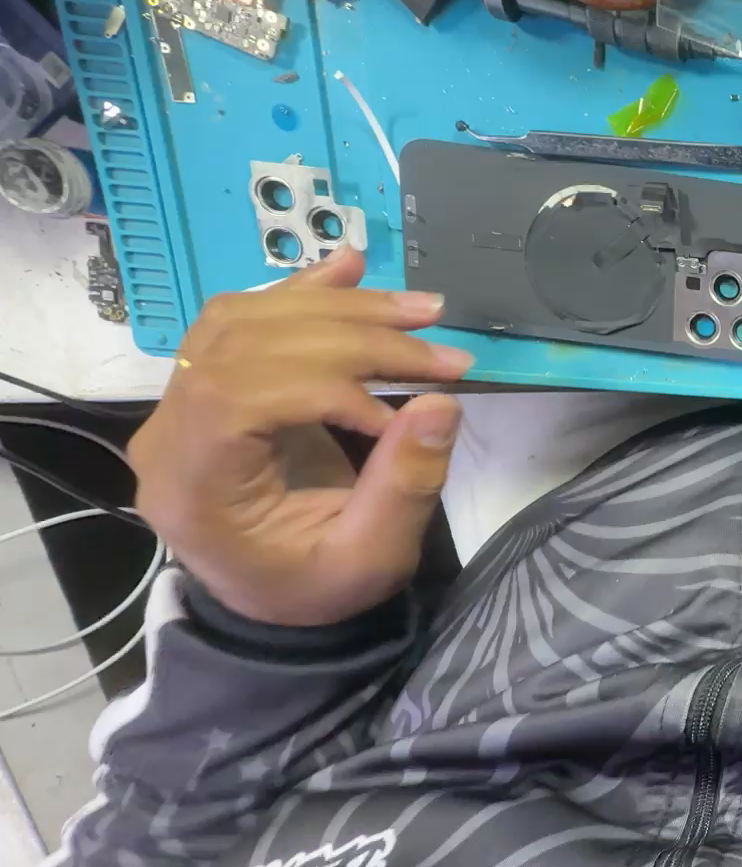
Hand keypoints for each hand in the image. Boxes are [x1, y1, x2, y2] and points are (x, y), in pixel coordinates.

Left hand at [128, 248, 474, 625]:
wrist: (280, 597)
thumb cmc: (322, 586)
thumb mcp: (374, 555)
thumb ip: (405, 484)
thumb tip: (443, 404)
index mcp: (196, 482)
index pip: (241, 394)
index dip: (331, 387)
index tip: (403, 417)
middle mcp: (171, 428)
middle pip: (249, 344)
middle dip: (358, 338)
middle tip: (445, 350)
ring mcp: (188, 402)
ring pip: (247, 320)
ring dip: (341, 307)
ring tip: (422, 310)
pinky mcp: (221, 389)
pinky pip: (247, 322)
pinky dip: (304, 292)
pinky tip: (350, 269)